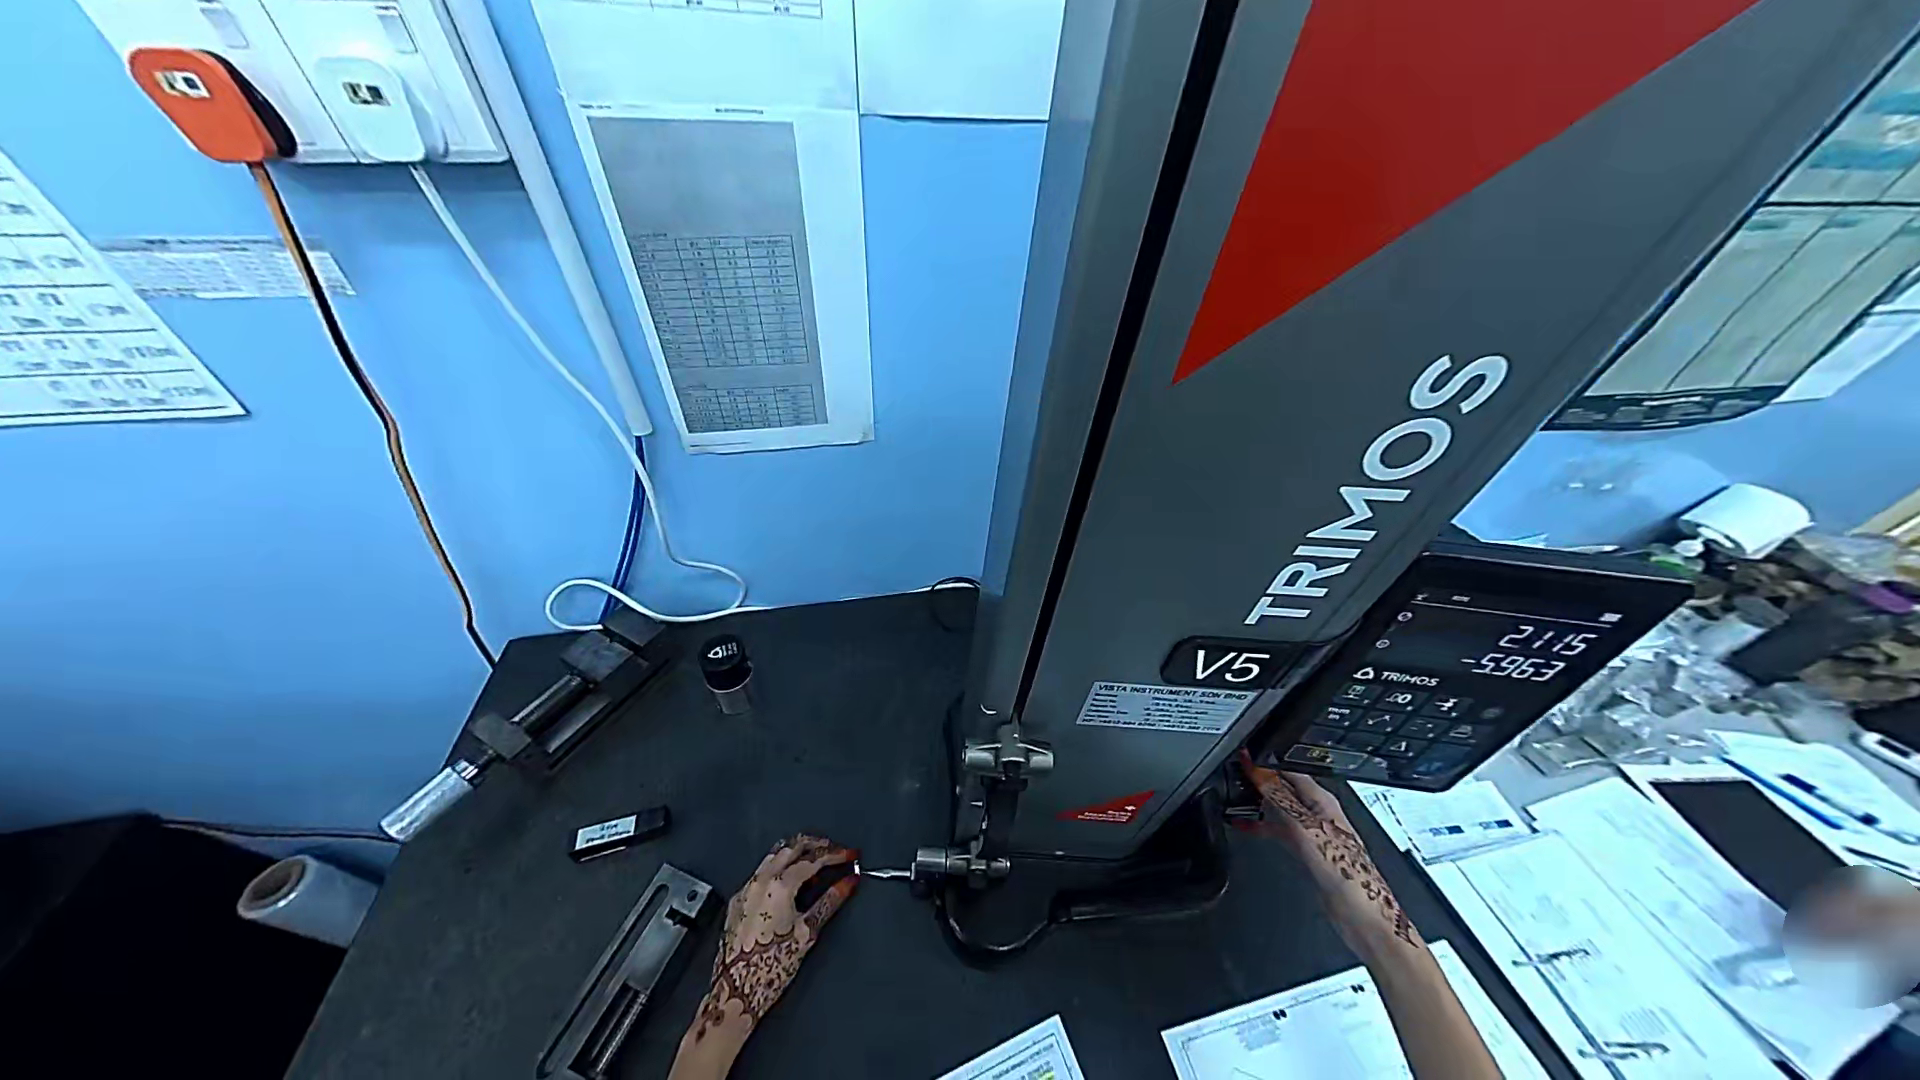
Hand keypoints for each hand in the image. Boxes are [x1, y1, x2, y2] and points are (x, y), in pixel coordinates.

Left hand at [670, 834, 856, 1079]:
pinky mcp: (738, 900)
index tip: (849, 854)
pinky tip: (790, 878)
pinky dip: (781, 865)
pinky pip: (762, 870)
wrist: (734, 995)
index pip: (814, 858)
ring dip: (797, 851)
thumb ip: (830, 901)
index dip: (835, 854)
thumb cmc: (769, 968)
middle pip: (793, 846)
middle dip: (816, 844)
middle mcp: (761, 881)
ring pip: (775, 854)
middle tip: (834, 849)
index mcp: (780, 886)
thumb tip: (847, 883)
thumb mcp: (807, 932)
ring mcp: (747, 889)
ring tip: (815, 859)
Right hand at [1239, 751, 1418, 956]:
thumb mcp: (1305, 827)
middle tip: (1235, 774)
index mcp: (1323, 801)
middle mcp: (1319, 814)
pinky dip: (1261, 826)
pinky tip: (1247, 828)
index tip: (1242, 756)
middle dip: (1259, 780)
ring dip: (1258, 803)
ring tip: (1235, 798)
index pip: (1289, 769)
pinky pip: (1279, 831)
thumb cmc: (1348, 874)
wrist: (1364, 918)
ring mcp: (1314, 834)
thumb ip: (1278, 798)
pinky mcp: (1308, 853)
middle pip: (1284, 787)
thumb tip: (1257, 769)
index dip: (1265, 761)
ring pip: (1280, 808)